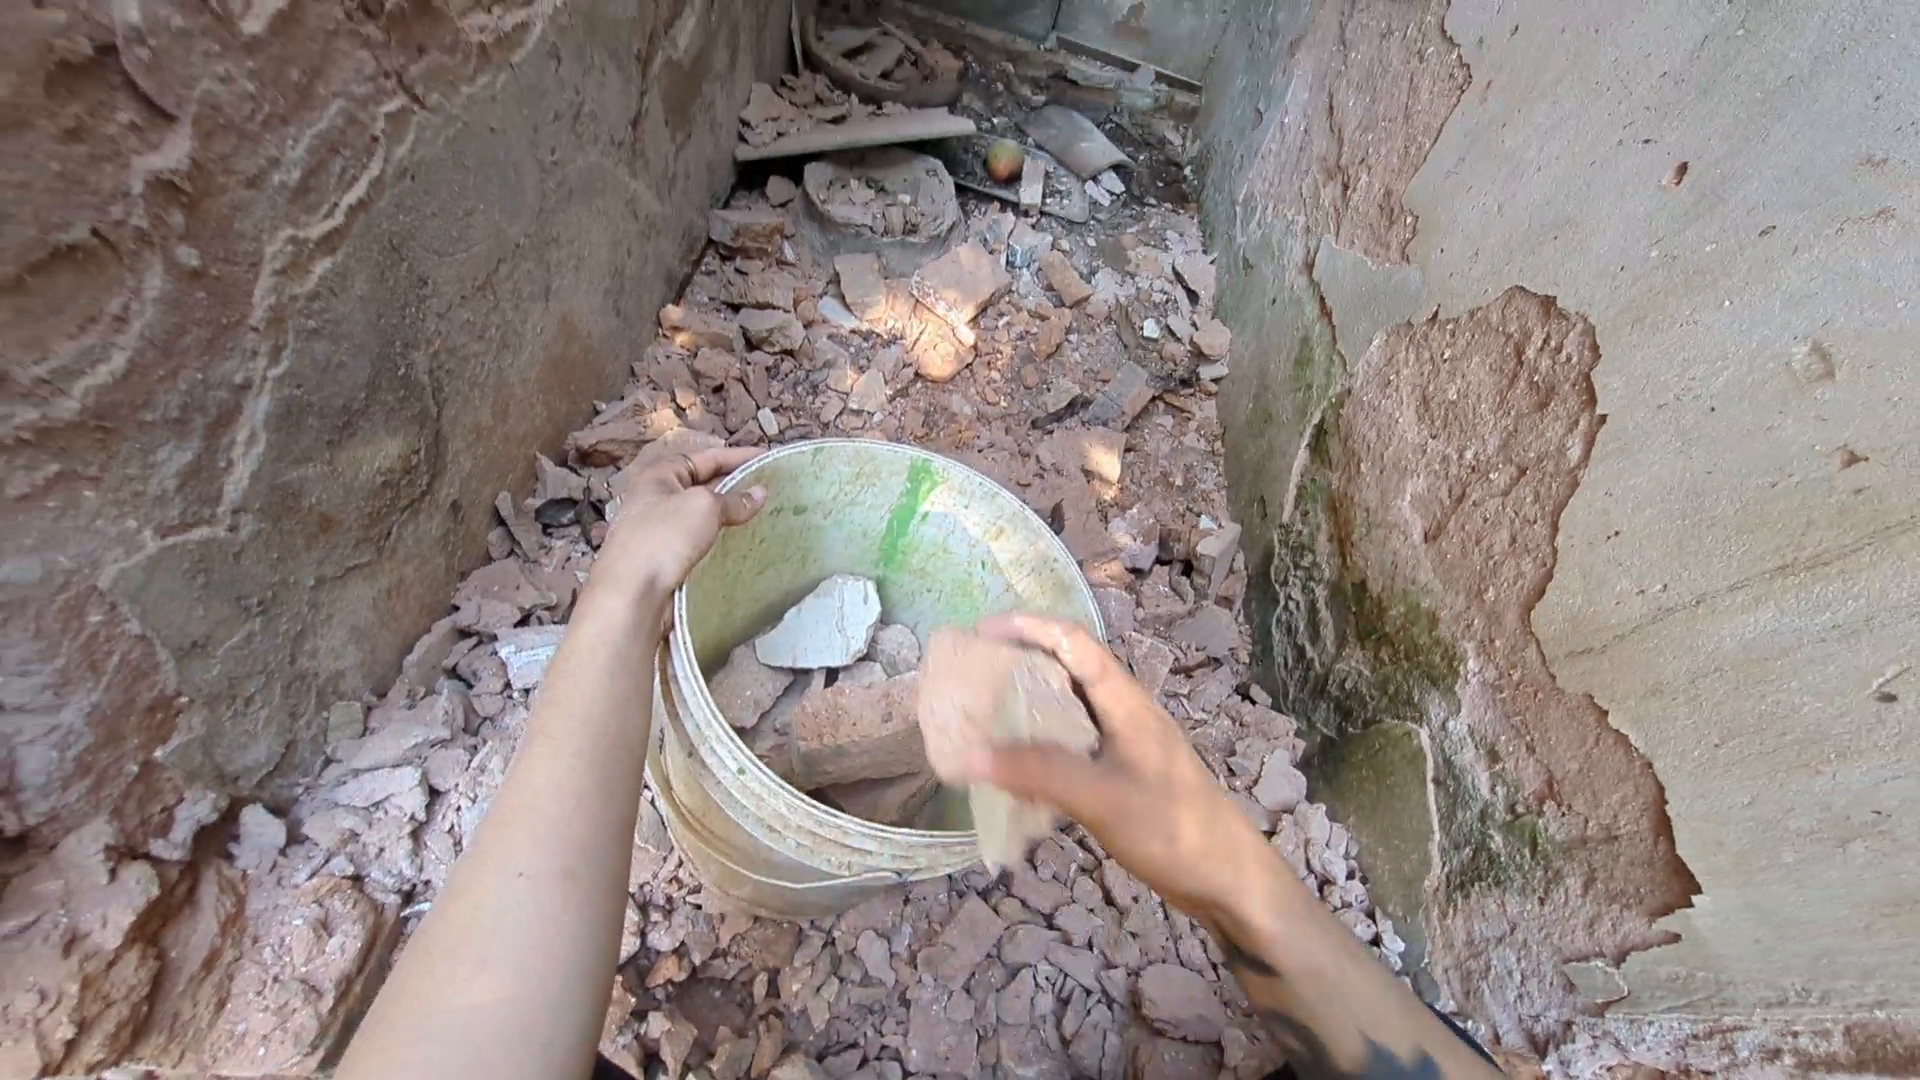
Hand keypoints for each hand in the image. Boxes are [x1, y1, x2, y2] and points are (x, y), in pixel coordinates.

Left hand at [592, 446, 766, 601]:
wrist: (632, 593)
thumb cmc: (663, 538)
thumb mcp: (704, 507)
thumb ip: (734, 499)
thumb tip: (760, 494)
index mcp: (659, 476)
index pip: (705, 457)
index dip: (738, 456)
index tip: (767, 458)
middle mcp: (657, 499)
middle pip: (703, 485)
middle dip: (735, 484)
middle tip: (770, 488)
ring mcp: (661, 530)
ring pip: (703, 515)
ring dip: (730, 514)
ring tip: (763, 514)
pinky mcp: (667, 558)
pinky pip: (701, 540)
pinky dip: (721, 538)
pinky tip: (742, 543)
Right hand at [953, 614, 1275, 925]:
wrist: (1230, 882)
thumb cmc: (1174, 829)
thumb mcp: (1103, 798)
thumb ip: (1039, 773)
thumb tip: (967, 755)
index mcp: (1125, 700)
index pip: (1073, 641)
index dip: (1027, 626)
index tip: (981, 632)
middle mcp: (1122, 711)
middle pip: (1067, 668)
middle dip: (1019, 661)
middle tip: (973, 673)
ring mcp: (1123, 743)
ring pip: (1067, 707)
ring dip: (1027, 704)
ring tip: (982, 713)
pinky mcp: (1120, 774)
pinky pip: (1071, 743)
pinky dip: (1039, 744)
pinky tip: (1014, 766)